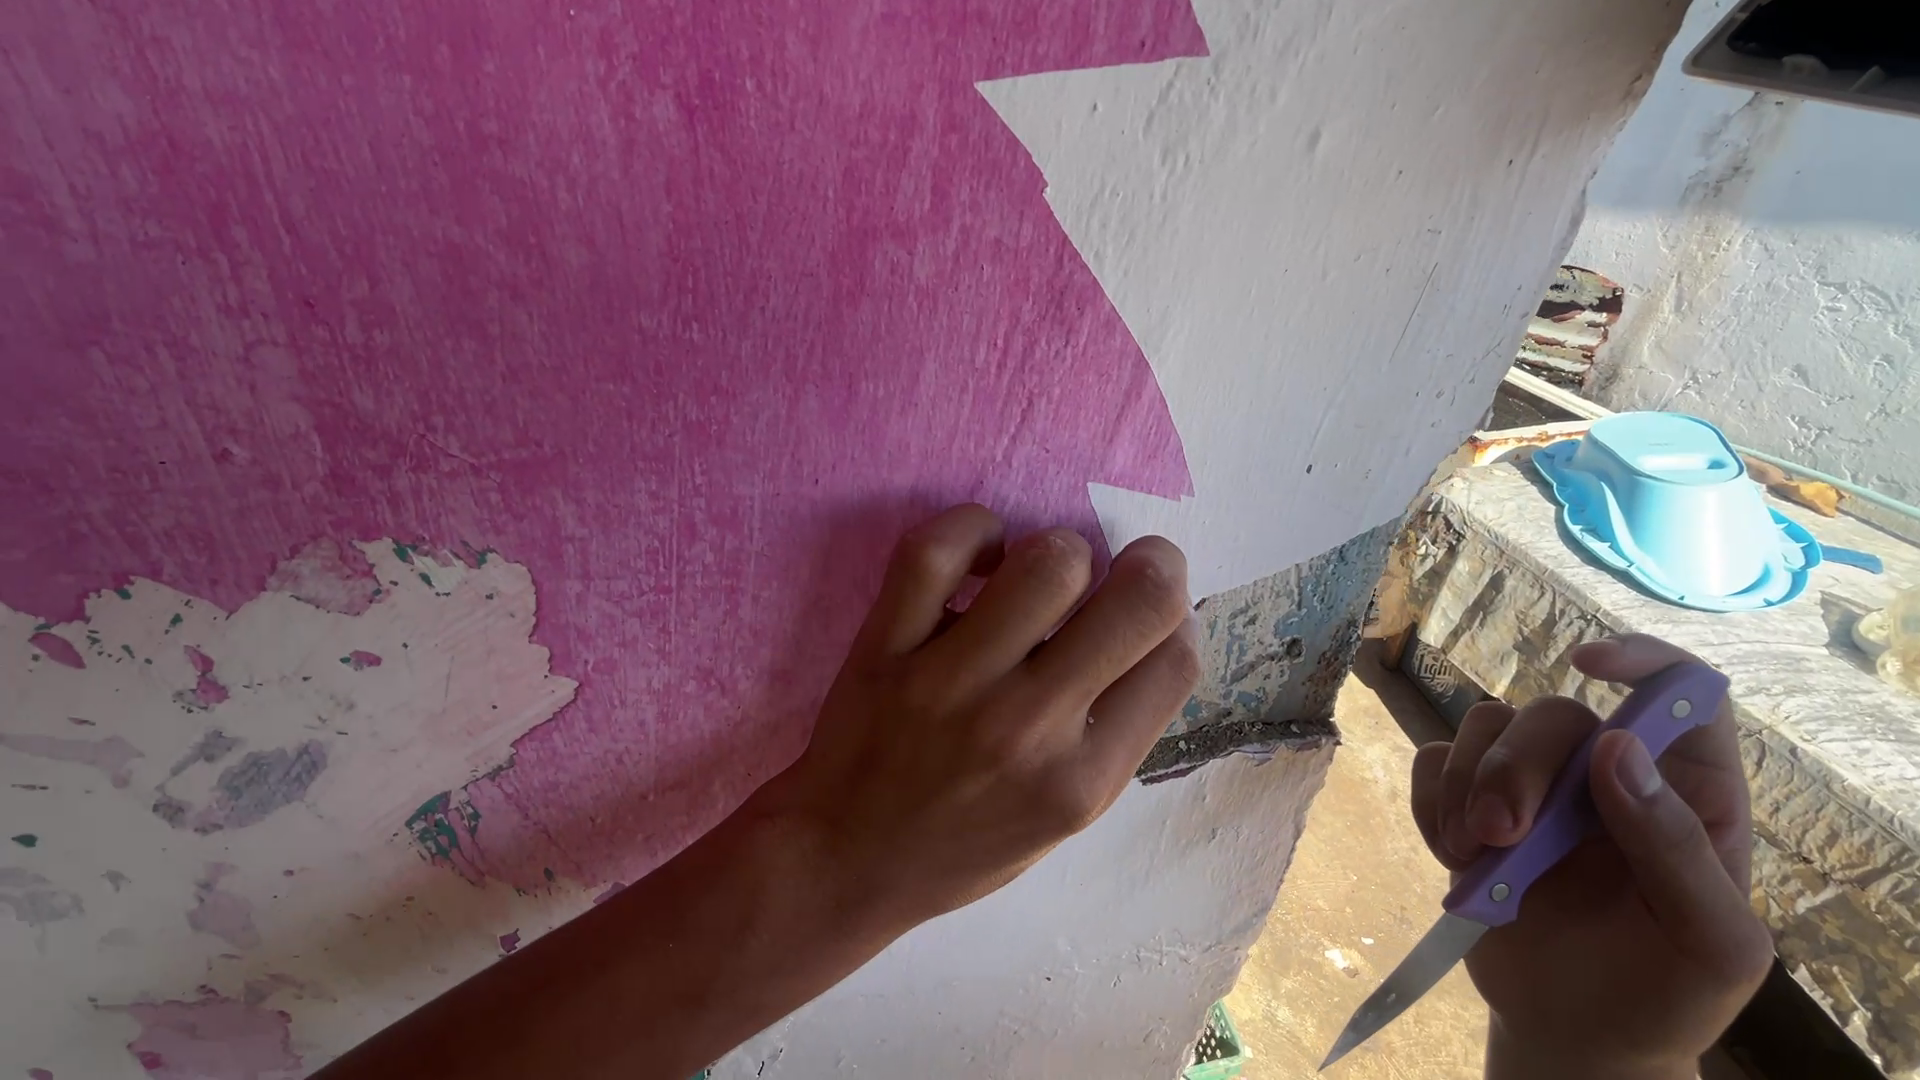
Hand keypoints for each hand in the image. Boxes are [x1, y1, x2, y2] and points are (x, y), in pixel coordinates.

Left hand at [757, 503, 1200, 930]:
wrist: (846, 859)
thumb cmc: (964, 842)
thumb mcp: (1064, 819)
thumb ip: (1117, 732)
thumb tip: (1163, 628)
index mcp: (1082, 780)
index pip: (1176, 660)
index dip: (1180, 614)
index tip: (1155, 609)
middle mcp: (1028, 728)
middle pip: (1139, 598)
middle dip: (1152, 564)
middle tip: (1124, 568)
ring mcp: (952, 683)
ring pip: (1048, 561)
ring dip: (1060, 550)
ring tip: (1041, 574)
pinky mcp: (885, 647)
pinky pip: (936, 549)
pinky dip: (972, 529)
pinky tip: (982, 553)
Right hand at [1410, 634, 1772, 1078]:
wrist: (1570, 1028)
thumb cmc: (1660, 991)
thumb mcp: (1710, 942)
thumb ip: (1675, 848)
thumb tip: (1616, 748)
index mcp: (1684, 794)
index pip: (1681, 693)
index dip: (1642, 661)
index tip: (1585, 664)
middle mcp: (1603, 772)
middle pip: (1552, 714)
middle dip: (1515, 766)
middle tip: (1501, 834)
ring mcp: (1529, 785)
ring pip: (1481, 725)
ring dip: (1466, 784)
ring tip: (1474, 854)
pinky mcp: (1467, 801)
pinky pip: (1432, 762)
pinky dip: (1432, 801)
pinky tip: (1452, 853)